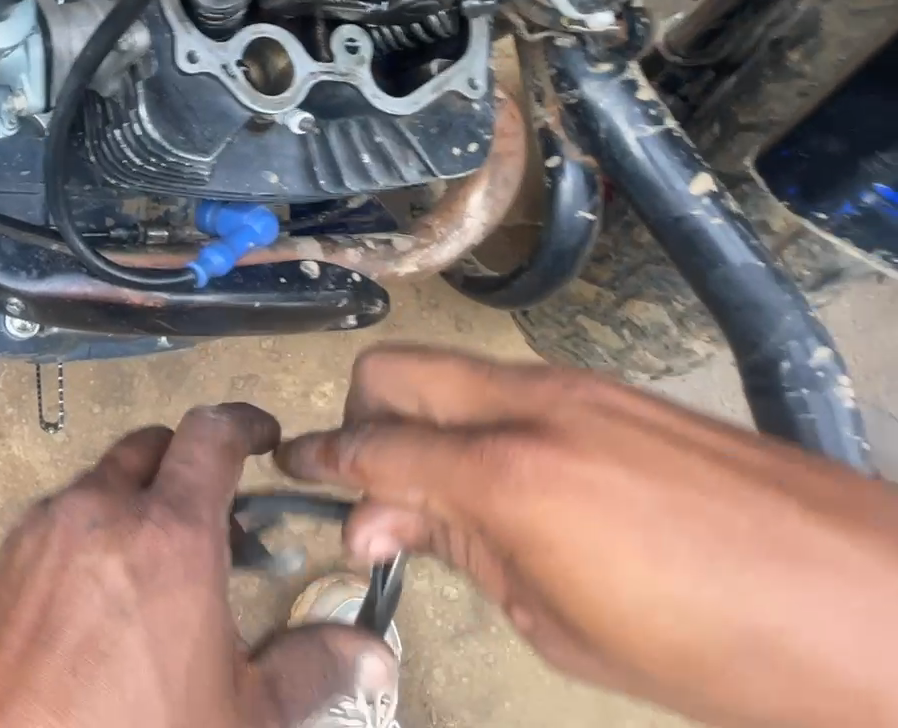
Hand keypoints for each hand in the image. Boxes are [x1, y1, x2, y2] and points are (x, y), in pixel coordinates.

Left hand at [0, 404, 396, 727]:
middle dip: (188, 462)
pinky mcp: (11, 548)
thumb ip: (309, 667)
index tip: (262, 434)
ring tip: (157, 560)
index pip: (209, 436)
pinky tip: (101, 584)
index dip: (242, 423)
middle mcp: (103, 509)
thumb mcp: (243, 714)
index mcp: (171, 534)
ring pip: (102, 478)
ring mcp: (49, 524)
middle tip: (215, 514)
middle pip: (152, 445)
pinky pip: (61, 510)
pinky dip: (92, 523)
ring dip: (137, 495)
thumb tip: (372, 648)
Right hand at [277, 345, 897, 727]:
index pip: (371, 448)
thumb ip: (451, 552)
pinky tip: (521, 478)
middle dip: (361, 415)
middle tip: (379, 478)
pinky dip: (477, 416)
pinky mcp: (612, 386)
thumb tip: (370, 524)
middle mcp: (525, 406)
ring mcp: (573, 385)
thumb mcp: (562, 626)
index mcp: (506, 476)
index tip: (297, 471)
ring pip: (445, 368)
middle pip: (390, 371)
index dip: (322, 461)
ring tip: (452, 486)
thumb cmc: (725, 655)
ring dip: (419, 414)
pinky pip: (505, 382)